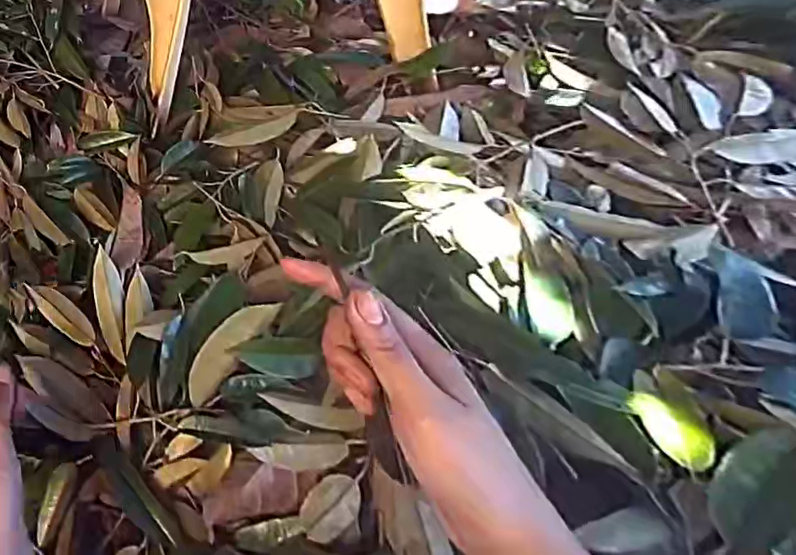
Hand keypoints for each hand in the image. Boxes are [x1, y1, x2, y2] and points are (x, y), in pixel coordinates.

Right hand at [279, 260, 585, 554]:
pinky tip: (367, 412)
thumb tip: (358, 293)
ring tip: (367, 406)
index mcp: (423, 349)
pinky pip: (362, 377)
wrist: (506, 538)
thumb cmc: (470, 470)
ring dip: (347, 372)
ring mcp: (408, 383)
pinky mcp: (402, 406)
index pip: (367, 297)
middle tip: (360, 387)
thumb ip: (388, 351)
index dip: (326, 279)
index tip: (288, 267)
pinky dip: (354, 389)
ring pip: (355, 351)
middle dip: (342, 347)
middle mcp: (414, 358)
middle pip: (354, 324)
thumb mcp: (422, 408)